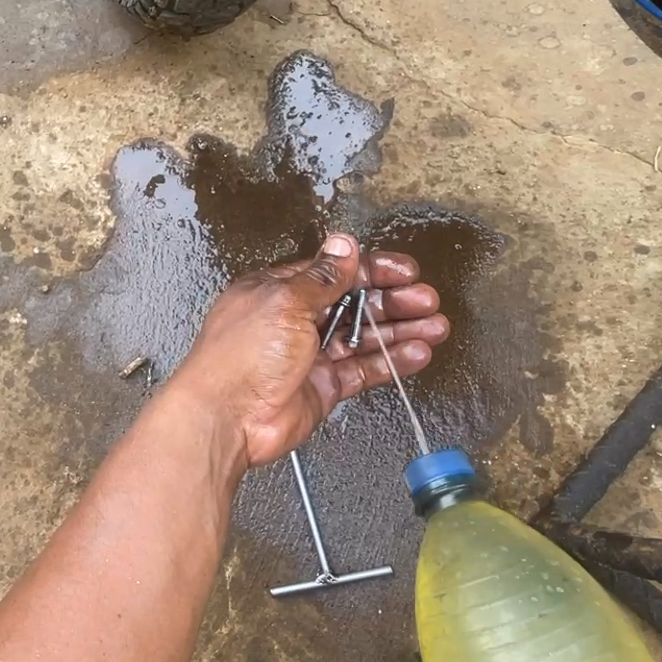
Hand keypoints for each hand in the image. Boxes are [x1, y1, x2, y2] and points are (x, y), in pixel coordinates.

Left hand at [166, 233, 450, 467]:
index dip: (370, 269)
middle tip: (426, 300)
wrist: (227, 416)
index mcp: (278, 291)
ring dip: (399, 330)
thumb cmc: (239, 357)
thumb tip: (343, 245)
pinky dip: (391, 362)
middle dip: (392, 300)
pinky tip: (416, 353)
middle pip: (353, 303)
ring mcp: (308, 355)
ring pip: (362, 337)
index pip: (333, 272)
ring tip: (434, 326)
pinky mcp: (321, 387)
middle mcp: (293, 320)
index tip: (404, 270)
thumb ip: (321, 276)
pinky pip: (362, 370)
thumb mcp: (284, 302)